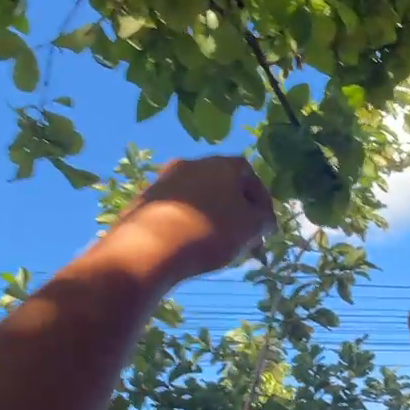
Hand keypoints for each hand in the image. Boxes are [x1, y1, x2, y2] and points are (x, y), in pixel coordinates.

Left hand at [105, 156, 275, 284]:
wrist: (151, 246)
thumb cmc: (211, 232)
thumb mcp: (251, 228)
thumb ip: (264, 220)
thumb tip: (264, 219)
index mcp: (222, 164)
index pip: (250, 174)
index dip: (261, 200)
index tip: (264, 224)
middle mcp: (192, 163)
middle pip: (222, 183)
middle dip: (235, 206)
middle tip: (242, 233)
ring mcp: (164, 179)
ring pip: (197, 195)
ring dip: (210, 213)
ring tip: (216, 241)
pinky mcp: (144, 199)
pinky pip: (175, 209)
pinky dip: (186, 221)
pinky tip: (189, 243)